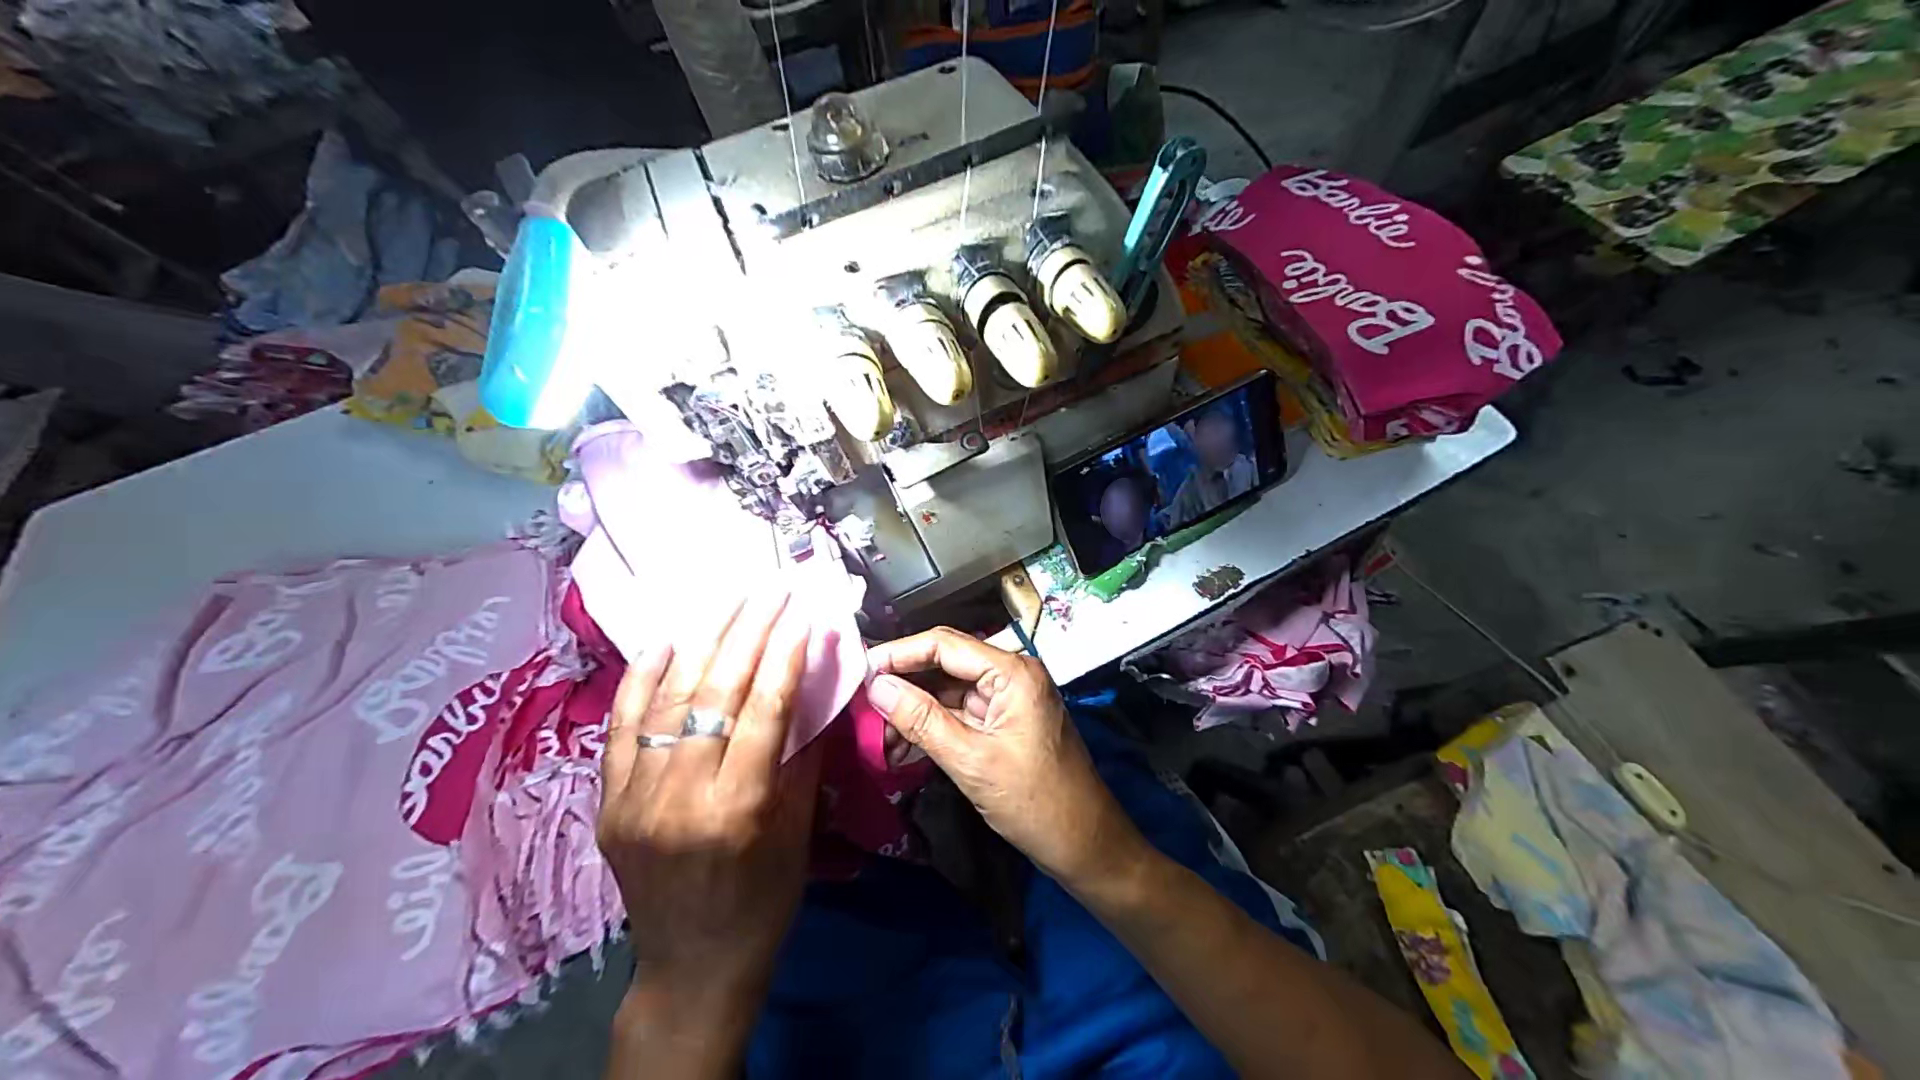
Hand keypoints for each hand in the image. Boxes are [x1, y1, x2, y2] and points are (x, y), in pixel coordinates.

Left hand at [598, 591, 821, 1043]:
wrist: (693, 966)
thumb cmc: (765, 901)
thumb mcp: (799, 832)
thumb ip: (802, 756)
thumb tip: (814, 689)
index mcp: (739, 808)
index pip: (765, 710)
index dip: (787, 655)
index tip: (803, 613)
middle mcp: (680, 796)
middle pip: (716, 693)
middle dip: (749, 633)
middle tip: (770, 592)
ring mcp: (635, 798)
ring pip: (667, 701)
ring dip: (702, 643)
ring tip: (727, 601)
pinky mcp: (608, 803)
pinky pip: (620, 729)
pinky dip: (640, 681)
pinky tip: (663, 642)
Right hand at [864, 628, 1146, 888]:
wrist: (1086, 844)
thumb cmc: (1035, 802)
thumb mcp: (971, 761)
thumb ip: (921, 719)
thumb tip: (877, 687)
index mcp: (1013, 671)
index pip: (944, 644)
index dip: (899, 653)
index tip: (861, 669)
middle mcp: (1012, 675)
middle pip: (945, 664)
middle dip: (904, 684)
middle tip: (863, 703)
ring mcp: (1009, 699)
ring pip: (949, 690)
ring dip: (915, 709)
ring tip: (878, 734)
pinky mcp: (1004, 723)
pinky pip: (960, 713)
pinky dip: (933, 726)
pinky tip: (903, 745)